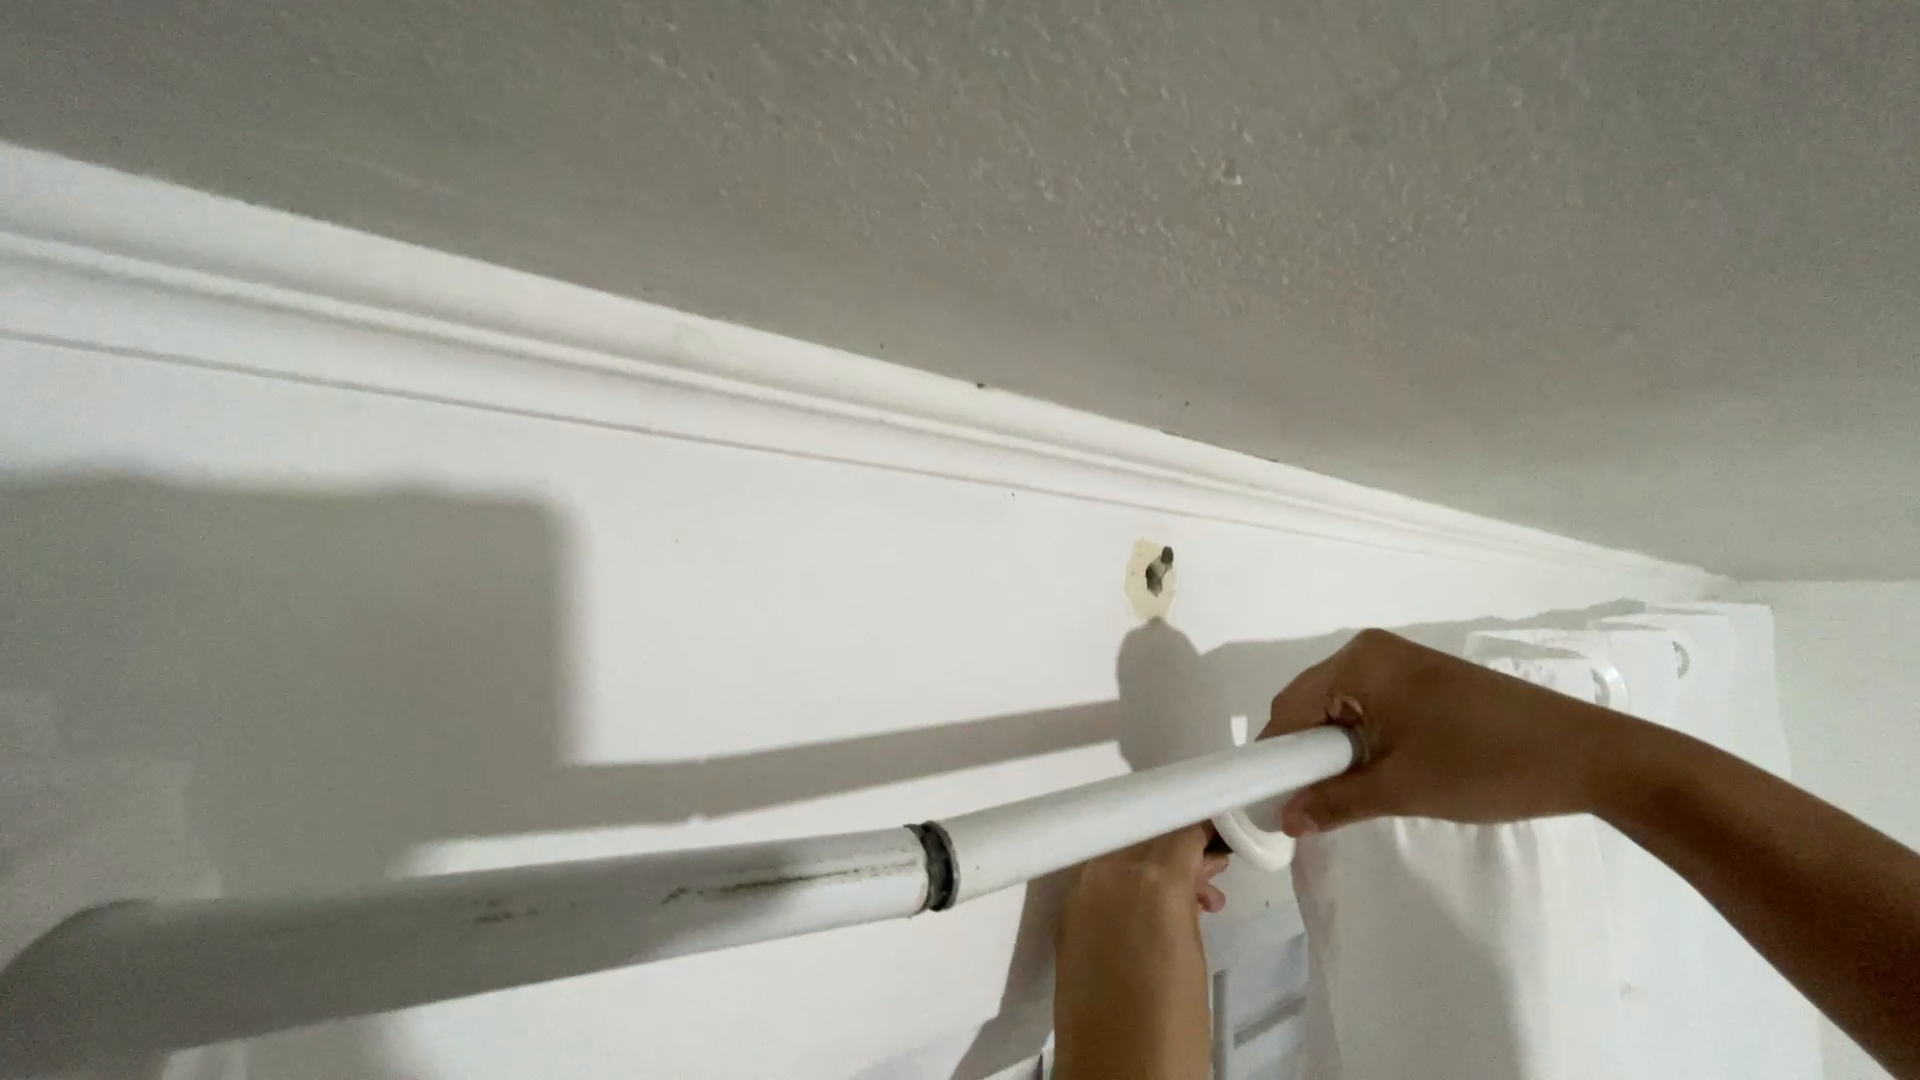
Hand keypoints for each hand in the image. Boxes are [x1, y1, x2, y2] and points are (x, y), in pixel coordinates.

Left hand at [1054, 824, 1226, 1079]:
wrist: (1115, 1076)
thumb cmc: (1171, 1025)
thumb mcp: (1194, 954)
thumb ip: (1189, 898)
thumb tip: (1196, 869)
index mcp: (1149, 880)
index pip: (1179, 829)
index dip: (1204, 828)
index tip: (1222, 834)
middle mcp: (1106, 873)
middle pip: (1146, 835)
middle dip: (1178, 845)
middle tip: (1212, 872)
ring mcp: (1080, 893)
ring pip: (1121, 854)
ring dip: (1153, 865)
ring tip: (1194, 903)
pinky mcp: (1065, 916)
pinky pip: (1100, 881)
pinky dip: (1127, 884)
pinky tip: (1153, 915)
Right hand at [1261, 629, 1632, 833]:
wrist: (1594, 757)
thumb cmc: (1489, 765)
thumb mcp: (1403, 789)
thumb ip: (1333, 802)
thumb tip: (1284, 822)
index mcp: (1358, 662)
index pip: (1288, 709)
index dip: (1274, 757)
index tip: (1271, 801)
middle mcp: (1369, 650)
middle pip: (1309, 703)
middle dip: (1304, 753)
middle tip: (1310, 802)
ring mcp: (1399, 661)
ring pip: (1338, 706)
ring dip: (1333, 748)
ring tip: (1347, 790)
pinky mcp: (1422, 677)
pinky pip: (1367, 704)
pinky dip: (1361, 737)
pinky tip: (1377, 769)